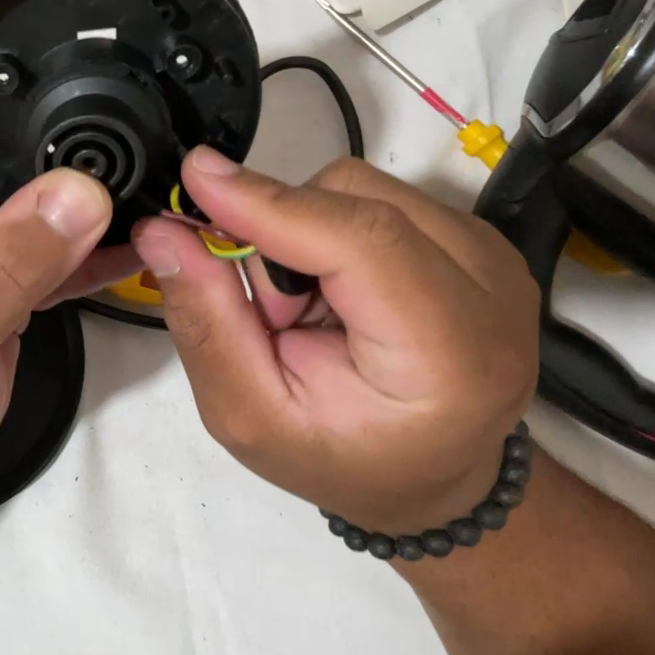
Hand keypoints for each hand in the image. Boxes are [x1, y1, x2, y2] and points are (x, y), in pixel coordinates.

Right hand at [132, 149, 540, 532]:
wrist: (428, 475)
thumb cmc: (339, 460)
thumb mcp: (248, 416)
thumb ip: (207, 326)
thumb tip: (163, 233)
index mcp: (448, 354)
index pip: (361, 242)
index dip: (272, 204)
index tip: (195, 179)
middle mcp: (490, 288)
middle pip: (354, 199)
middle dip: (278, 235)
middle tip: (266, 312)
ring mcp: (492, 254)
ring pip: (357, 188)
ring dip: (299, 235)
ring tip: (300, 309)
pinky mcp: (475, 238)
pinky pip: (372, 198)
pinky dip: (325, 234)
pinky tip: (330, 292)